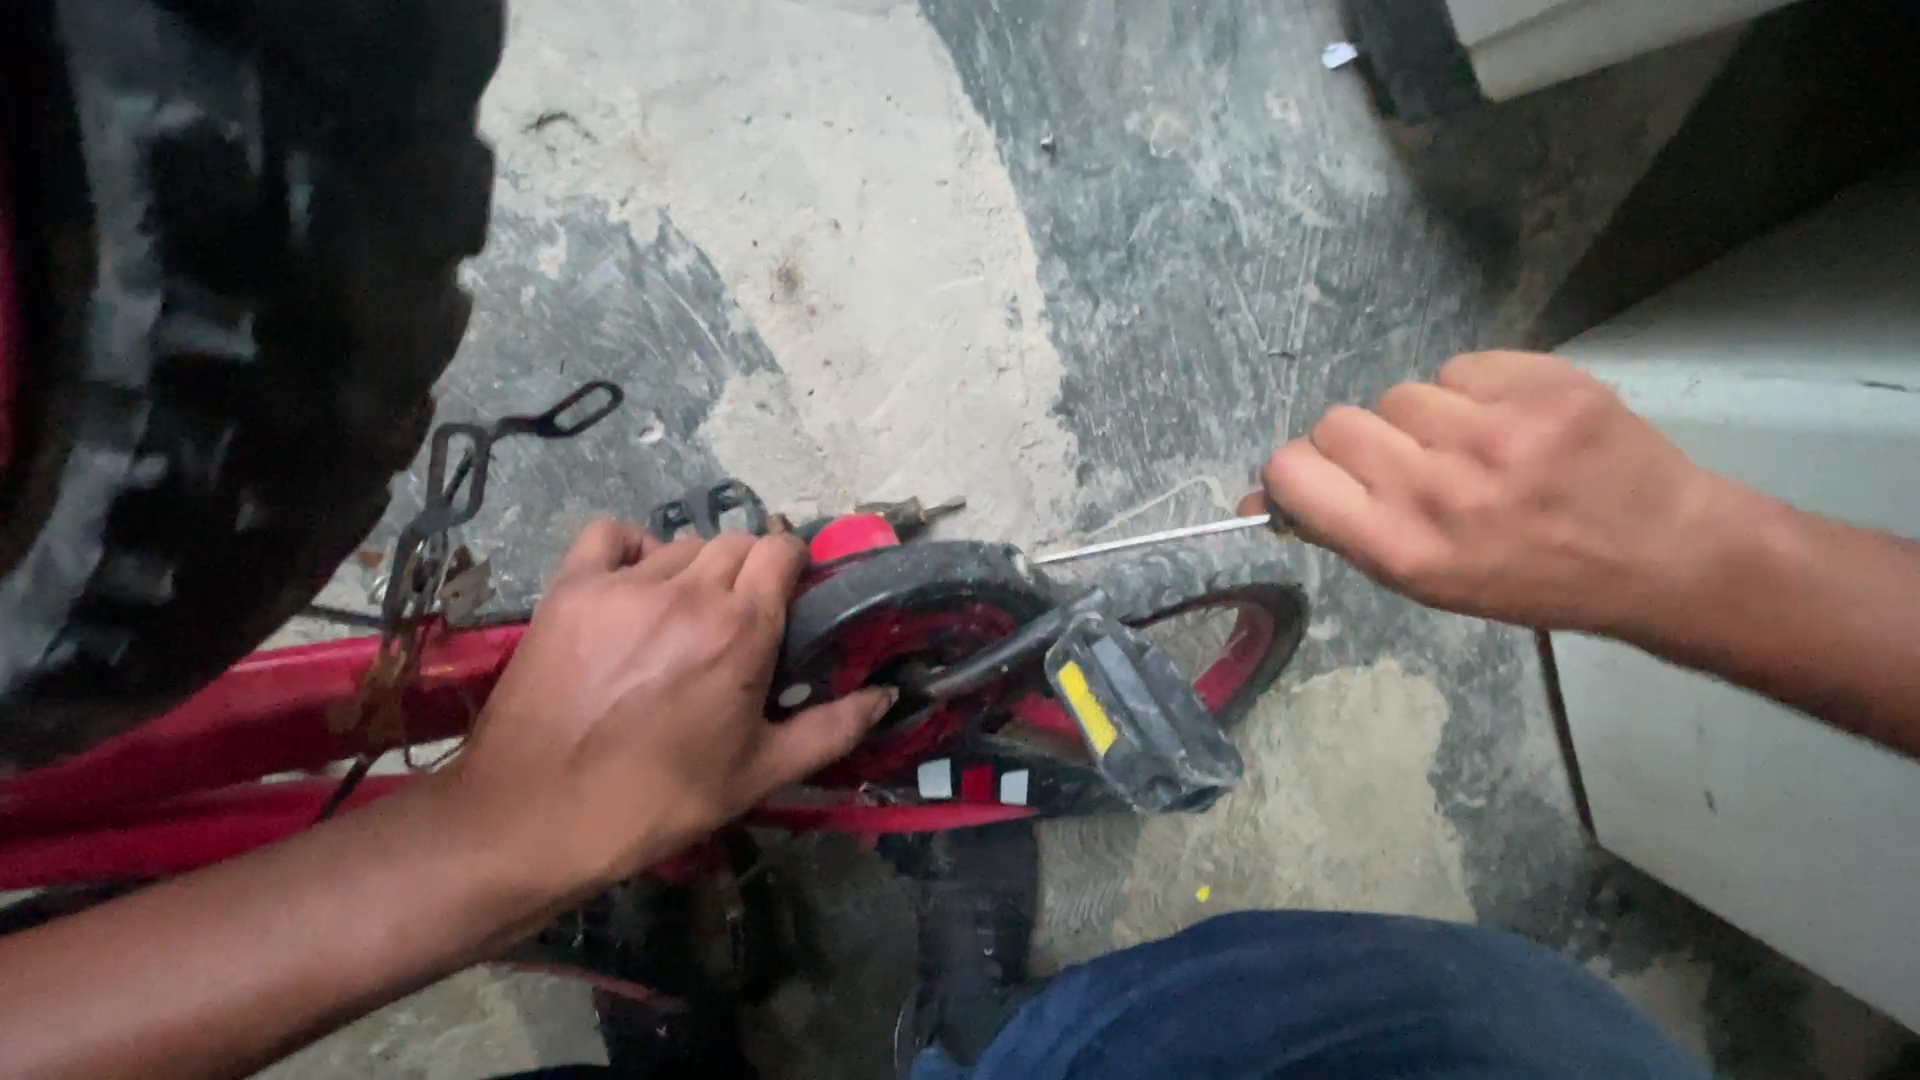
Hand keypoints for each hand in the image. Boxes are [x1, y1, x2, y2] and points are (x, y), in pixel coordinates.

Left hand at [424, 521, 894, 896]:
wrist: (533, 818)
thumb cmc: (658, 800)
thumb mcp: (759, 774)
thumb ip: (832, 728)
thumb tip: (887, 695)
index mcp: (742, 629)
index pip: (782, 549)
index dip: (792, 565)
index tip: (790, 596)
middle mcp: (689, 592)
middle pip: (736, 542)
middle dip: (749, 568)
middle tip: (738, 616)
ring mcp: (624, 585)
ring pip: (681, 542)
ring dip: (696, 567)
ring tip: (684, 612)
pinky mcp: (571, 588)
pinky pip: (610, 534)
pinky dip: (630, 546)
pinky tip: (633, 582)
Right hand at [1251, 351, 1741, 634]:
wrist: (1662, 556)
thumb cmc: (1523, 579)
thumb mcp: (1419, 579)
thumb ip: (1337, 530)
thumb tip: (1254, 497)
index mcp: (1398, 545)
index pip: (1291, 470)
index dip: (1299, 470)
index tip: (1328, 480)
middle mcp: (1437, 487)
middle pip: (1335, 422)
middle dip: (1360, 442)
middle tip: (1408, 464)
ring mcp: (1494, 432)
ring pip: (1399, 393)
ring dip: (1421, 417)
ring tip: (1473, 447)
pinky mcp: (1544, 385)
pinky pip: (1459, 368)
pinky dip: (1472, 391)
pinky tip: (1510, 423)